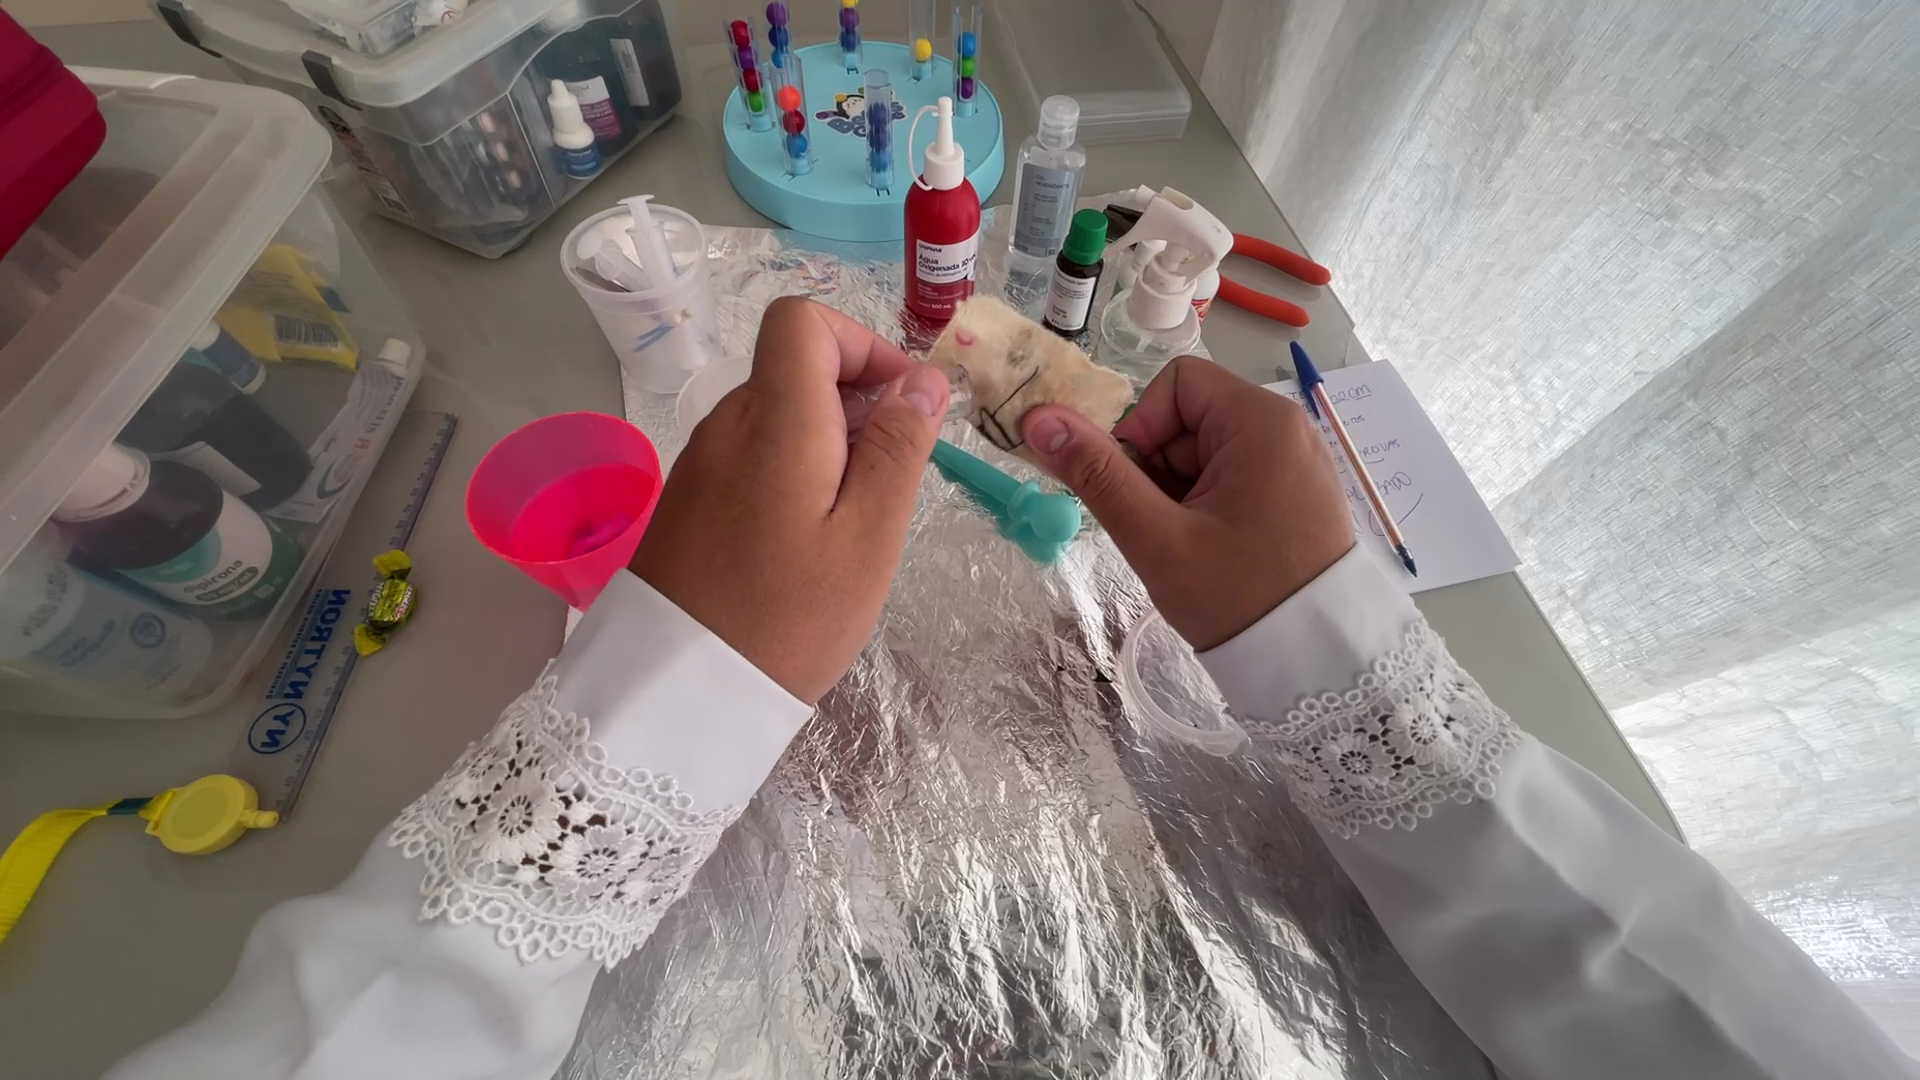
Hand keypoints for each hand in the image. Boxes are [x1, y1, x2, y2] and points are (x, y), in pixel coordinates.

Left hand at [631, 297, 950, 702]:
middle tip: (888, 482)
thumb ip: (899, 448)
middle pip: (797, 369)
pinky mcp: (691, 498)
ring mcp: (701, 462)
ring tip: (852, 521)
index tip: (899, 403)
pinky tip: (808, 537)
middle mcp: (727, 424)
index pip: (802, 320)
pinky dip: (796, 470)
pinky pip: (754, 455)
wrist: (684, 694)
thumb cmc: (792, 617)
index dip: (860, 343)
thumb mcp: (870, 536)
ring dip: (831, 442)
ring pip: (779, 415)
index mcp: (774, 421)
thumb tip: (923, 379)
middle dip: (858, 403)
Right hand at [1020, 355, 1352, 650]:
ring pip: (1203, 454)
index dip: (1140, 428)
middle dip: (1157, 470)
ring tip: (1187, 547)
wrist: (1318, 664)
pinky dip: (1203, 506)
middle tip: (1163, 529)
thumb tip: (1038, 419)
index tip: (1137, 489)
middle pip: (1188, 420)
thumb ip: (1096, 475)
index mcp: (1260, 422)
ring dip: (1176, 493)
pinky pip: (1229, 479)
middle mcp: (1285, 429)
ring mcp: (1294, 463)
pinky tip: (1208, 550)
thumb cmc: (1237, 596)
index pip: (1174, 385)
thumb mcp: (1157, 538)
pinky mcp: (1294, 494)